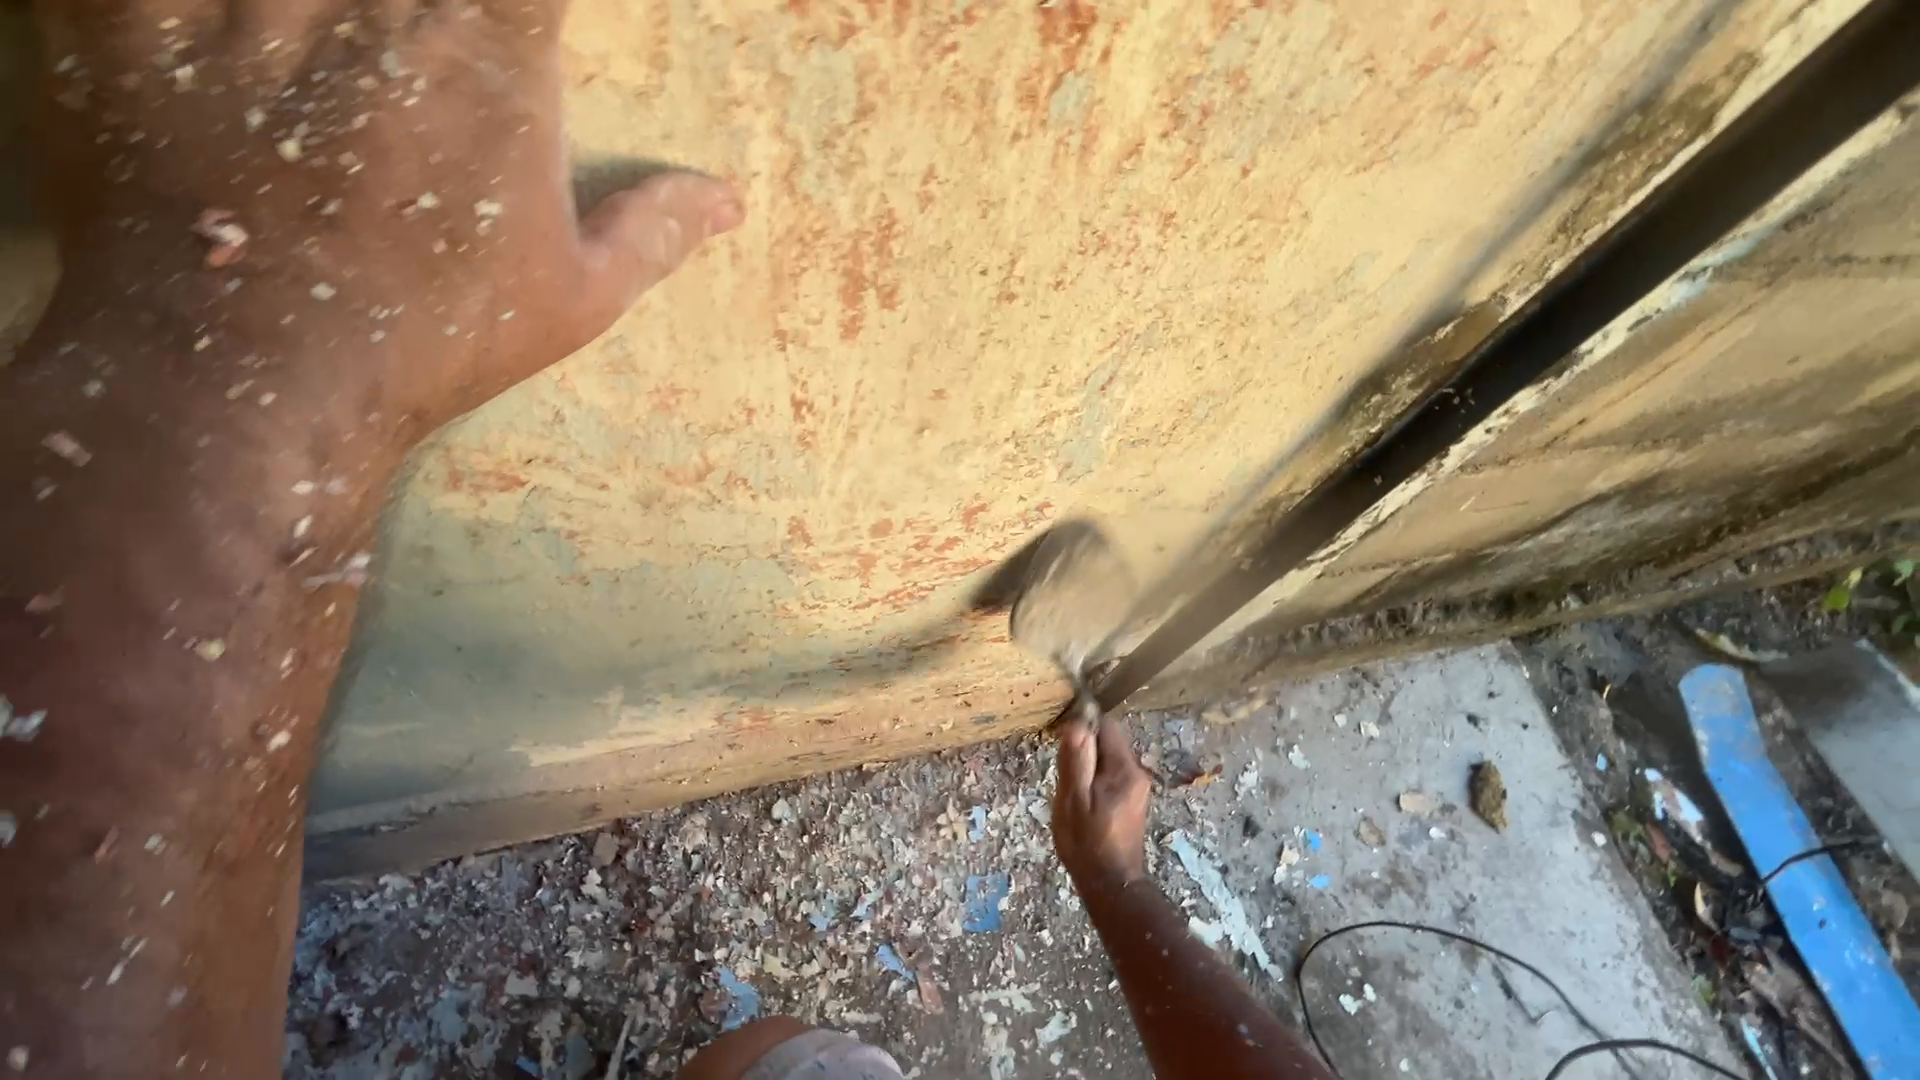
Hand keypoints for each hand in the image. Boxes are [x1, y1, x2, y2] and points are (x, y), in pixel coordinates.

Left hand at [30, 0, 740, 445]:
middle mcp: (377, 3)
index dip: (529, 11)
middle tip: (428, 54)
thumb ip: (655, 230)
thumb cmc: (443, 337)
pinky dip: (193, 3)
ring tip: (346, 49)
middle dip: (429, 15)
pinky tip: (238, 30)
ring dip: (336, 10)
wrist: (262, 376)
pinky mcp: (120, 8)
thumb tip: (730, 201)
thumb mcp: (578, 297)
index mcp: (495, 57)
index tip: (527, 35)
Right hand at [1052, 704, 1152, 892]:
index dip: (1083, 730)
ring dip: (1088, 769)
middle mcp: (1137, 772)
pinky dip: (1095, 783)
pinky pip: (1111, 777)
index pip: (1106, 725)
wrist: (1111, 884)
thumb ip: (1076, 760)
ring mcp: (1137, 788)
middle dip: (1084, 752)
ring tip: (1073, 795)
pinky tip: (1084, 805)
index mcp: (1125, 768)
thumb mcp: (1074, 799)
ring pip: (1107, 760)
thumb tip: (1078, 722)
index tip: (1065, 749)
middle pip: (1107, 742)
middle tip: (1067, 779)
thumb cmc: (1088, 842)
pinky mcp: (1132, 801)